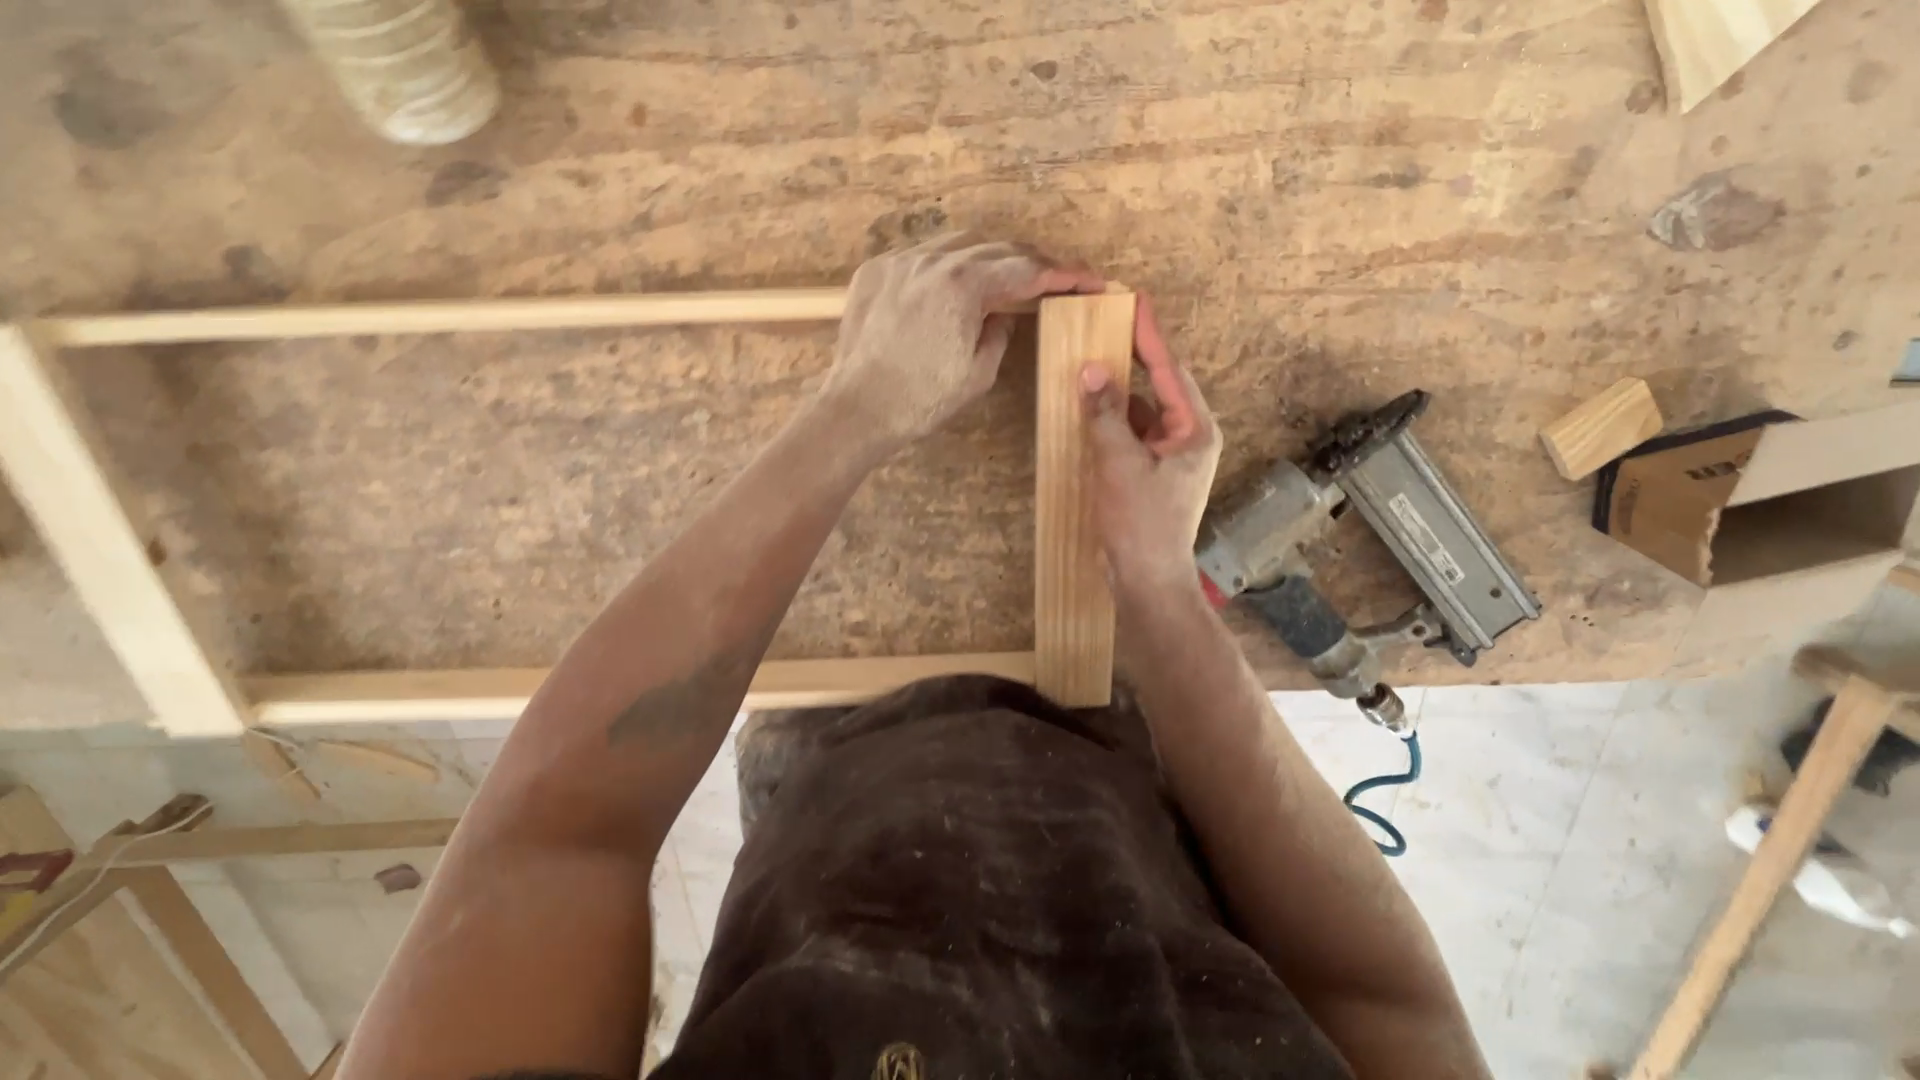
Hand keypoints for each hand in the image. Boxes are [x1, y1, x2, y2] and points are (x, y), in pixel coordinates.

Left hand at [820, 232, 1104, 452]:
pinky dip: (947, 264)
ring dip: (989, 256)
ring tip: (1007, 275)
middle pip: (995, 248)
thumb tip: (1003, 315)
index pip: (1027, 269)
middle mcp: (933, 261)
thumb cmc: (922, 400)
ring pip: (957, 243)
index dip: (1064, 274)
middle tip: (1053, 277)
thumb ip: (999, 334)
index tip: (1089, 280)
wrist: (857, 409)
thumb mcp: (978, 374)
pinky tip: (955, 283)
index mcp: (964, 286)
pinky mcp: (876, 271)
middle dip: (1030, 261)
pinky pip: (922, 256)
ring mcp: (901, 262)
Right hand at [1082, 294, 1221, 596]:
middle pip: (1160, 385)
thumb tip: (1092, 371)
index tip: (1133, 300)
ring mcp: (1170, 458)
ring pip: (1143, 411)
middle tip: (1109, 321)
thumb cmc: (1142, 524)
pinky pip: (1131, 435)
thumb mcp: (1120, 464)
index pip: (1171, 370)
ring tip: (1092, 359)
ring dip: (1118, 390)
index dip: (1150, 334)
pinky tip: (1088, 410)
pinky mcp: (1151, 475)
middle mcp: (1189, 438)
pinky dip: (1111, 421)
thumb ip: (1105, 415)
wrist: (1147, 582)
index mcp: (1195, 430)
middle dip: (1134, 356)